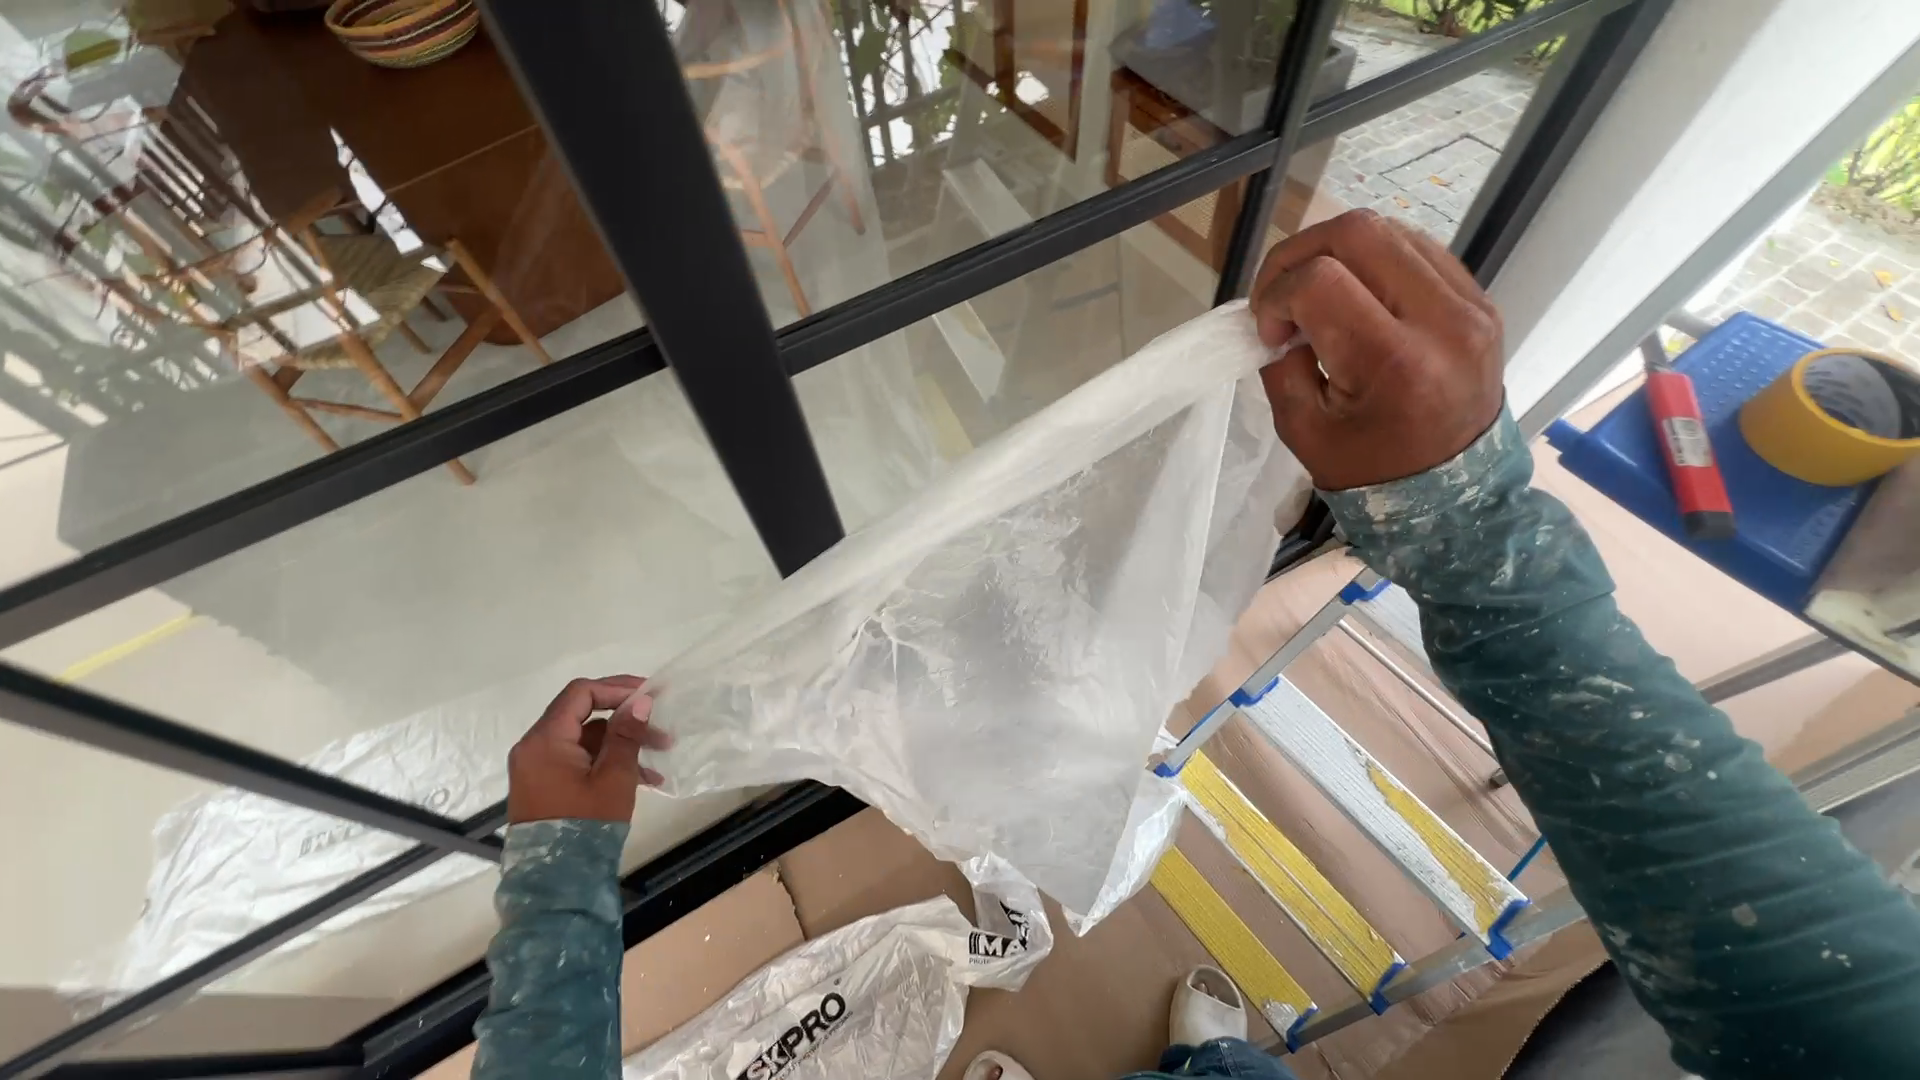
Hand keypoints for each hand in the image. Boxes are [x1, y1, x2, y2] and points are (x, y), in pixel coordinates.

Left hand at [506, 676, 670, 824]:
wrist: (556, 881)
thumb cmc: (585, 823)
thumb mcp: (614, 776)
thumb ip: (626, 734)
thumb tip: (640, 700)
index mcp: (545, 740)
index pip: (581, 694)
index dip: (617, 688)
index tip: (650, 694)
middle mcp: (536, 747)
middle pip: (585, 715)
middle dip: (627, 718)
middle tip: (661, 723)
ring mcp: (540, 767)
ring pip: (588, 738)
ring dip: (624, 741)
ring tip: (662, 752)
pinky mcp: (548, 784)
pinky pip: (582, 759)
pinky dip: (610, 761)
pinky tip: (646, 777)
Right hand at [1250, 209, 1504, 490]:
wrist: (1451, 491)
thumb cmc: (1367, 469)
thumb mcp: (1302, 428)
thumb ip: (1281, 363)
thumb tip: (1275, 318)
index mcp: (1395, 362)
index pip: (1319, 282)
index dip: (1276, 297)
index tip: (1269, 334)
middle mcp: (1442, 319)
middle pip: (1356, 233)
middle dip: (1297, 255)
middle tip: (1277, 295)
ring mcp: (1470, 303)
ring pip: (1387, 230)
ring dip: (1332, 252)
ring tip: (1313, 294)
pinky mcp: (1478, 298)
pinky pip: (1415, 248)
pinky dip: (1370, 260)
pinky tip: (1351, 294)